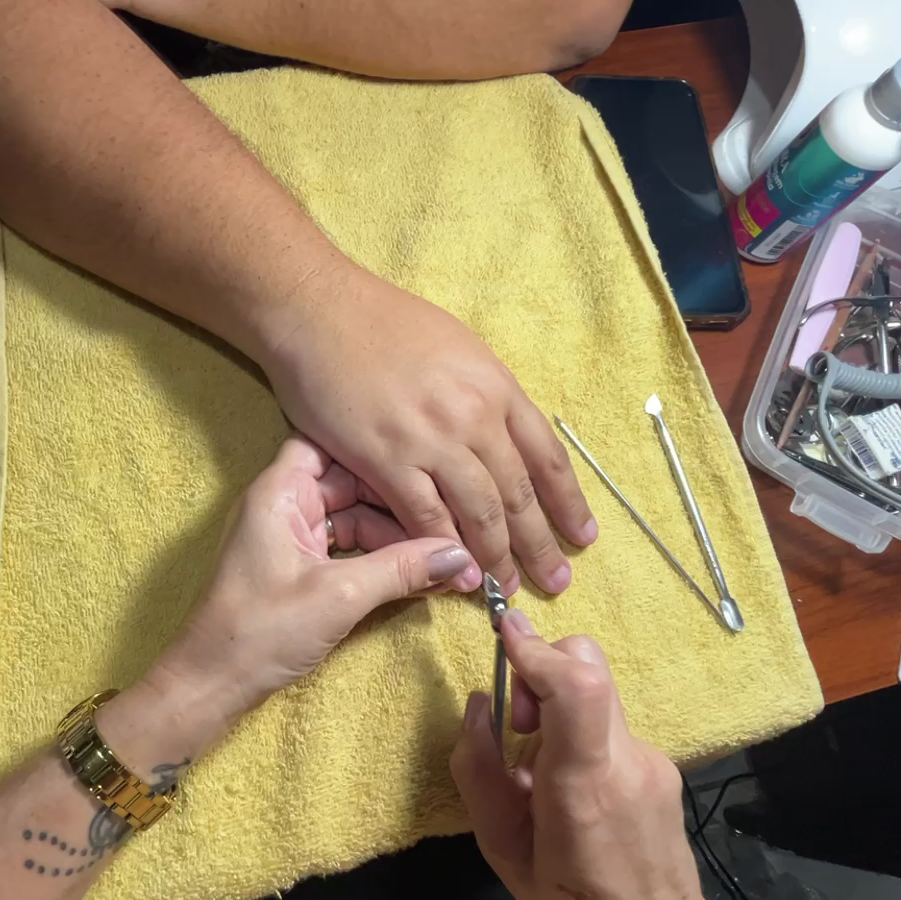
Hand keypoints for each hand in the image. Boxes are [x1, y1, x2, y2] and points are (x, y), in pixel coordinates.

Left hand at [150, 435, 471, 722]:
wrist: (213, 684)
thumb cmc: (260, 631)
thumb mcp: (339, 595)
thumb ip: (401, 568)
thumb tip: (461, 556)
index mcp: (280, 492)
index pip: (333, 444)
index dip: (375, 449)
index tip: (424, 462)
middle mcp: (285, 504)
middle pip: (352, 484)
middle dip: (402, 506)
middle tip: (455, 526)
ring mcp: (292, 536)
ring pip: (356, 519)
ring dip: (398, 540)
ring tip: (448, 561)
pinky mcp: (300, 567)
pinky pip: (348, 549)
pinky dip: (381, 560)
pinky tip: (420, 575)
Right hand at [260, 270, 596, 596]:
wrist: (318, 312)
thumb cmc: (381, 322)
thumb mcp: (455, 347)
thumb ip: (482, 393)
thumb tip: (499, 432)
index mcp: (496, 386)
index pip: (547, 457)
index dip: (568, 503)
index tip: (582, 535)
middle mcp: (474, 416)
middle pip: (518, 494)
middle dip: (541, 544)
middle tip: (557, 580)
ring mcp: (431, 439)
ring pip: (479, 513)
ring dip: (497, 557)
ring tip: (509, 588)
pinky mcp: (386, 459)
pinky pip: (425, 515)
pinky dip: (444, 548)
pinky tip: (456, 573)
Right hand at [450, 610, 737, 899]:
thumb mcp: (501, 849)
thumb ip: (479, 770)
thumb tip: (479, 703)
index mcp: (584, 786)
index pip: (576, 686)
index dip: (535, 648)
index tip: (502, 630)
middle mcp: (626, 759)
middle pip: (588, 664)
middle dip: (539, 667)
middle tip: (517, 722)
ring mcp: (651, 757)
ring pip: (594, 689)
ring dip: (553, 703)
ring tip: (537, 770)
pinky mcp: (660, 762)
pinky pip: (604, 720)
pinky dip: (573, 729)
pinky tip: (566, 785)